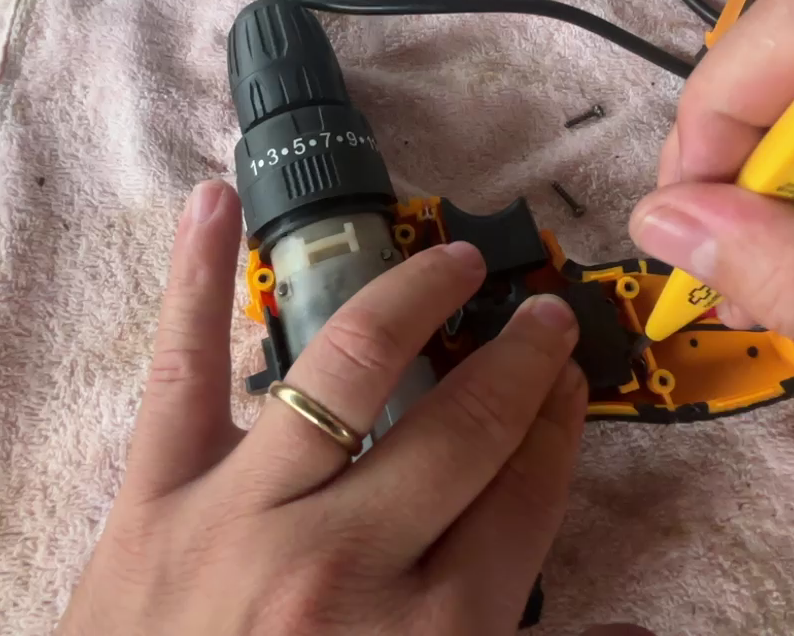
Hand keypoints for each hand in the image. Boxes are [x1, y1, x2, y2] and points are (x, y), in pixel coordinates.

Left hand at [60, 181, 587, 635]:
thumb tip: (640, 634)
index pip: (520, 500)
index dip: (553, 426)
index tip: (565, 376)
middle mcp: (342, 566)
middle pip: (459, 430)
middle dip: (513, 362)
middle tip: (538, 310)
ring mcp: (240, 517)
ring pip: (346, 366)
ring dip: (411, 298)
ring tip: (453, 259)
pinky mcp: (154, 495)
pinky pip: (183, 370)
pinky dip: (195, 277)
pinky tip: (214, 200)